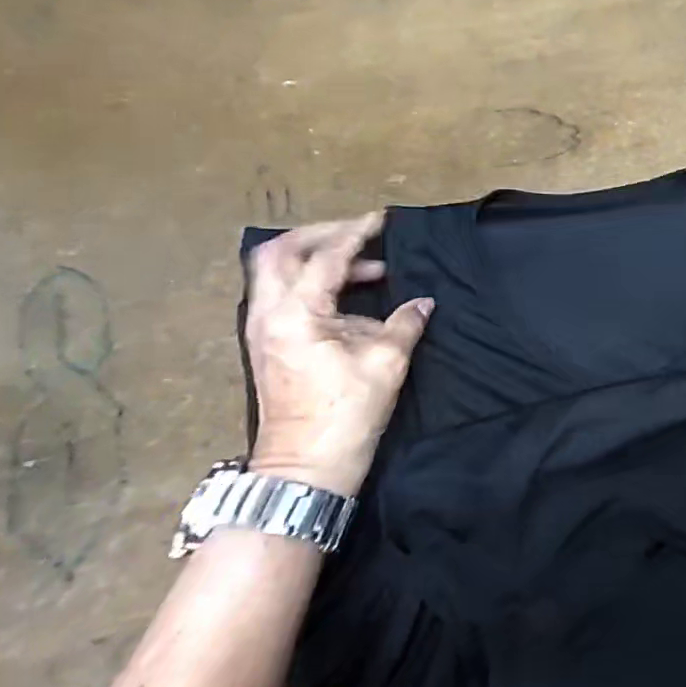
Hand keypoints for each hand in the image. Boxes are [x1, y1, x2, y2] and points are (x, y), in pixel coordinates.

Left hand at [243, 212, 432, 495]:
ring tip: (367, 268)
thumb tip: (422, 303)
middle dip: (321, 235)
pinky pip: (284, 294)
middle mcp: (268, 315)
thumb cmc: (347, 412)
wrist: (307, 466)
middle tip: (360, 234)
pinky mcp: (270, 344)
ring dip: (318, 259)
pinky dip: (314, 282)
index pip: (326, 257)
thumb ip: (406, 321)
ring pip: (277, 273)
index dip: (356, 233)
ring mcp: (263, 330)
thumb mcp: (387, 361)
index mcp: (296, 314)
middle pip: (280, 252)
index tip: (381, 220)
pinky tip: (350, 296)